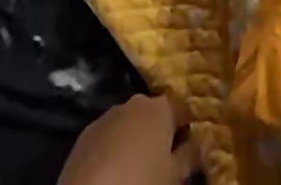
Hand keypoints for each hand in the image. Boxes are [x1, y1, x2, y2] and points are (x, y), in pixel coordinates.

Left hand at [58, 94, 195, 184]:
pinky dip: (112, 149)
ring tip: (134, 166)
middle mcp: (134, 103)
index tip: (189, 144)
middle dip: (158, 132)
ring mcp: (106, 117)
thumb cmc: (142, 182)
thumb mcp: (175, 175)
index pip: (182, 110)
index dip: (187, 127)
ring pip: (128, 125)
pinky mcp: (84, 136)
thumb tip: (196, 142)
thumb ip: (189, 154)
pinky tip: (111, 172)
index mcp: (160, 107)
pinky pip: (107, 138)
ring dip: (134, 139)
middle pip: (153, 115)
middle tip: (161, 159)